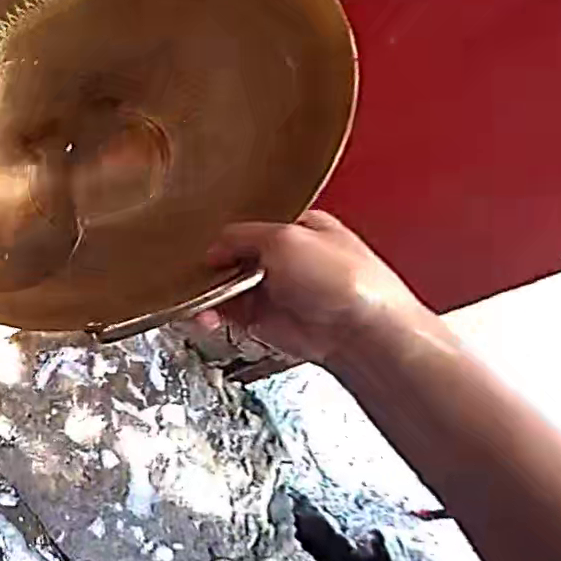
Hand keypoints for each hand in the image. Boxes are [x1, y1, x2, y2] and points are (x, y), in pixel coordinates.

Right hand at [193, 211, 434, 364]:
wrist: (361, 334)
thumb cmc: (343, 281)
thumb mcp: (286, 238)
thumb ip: (242, 236)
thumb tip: (214, 248)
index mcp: (298, 229)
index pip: (248, 226)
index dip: (225, 235)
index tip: (206, 245)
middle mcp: (285, 259)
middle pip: (232, 258)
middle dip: (212, 267)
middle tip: (200, 274)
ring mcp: (274, 291)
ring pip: (225, 287)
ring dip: (208, 294)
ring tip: (199, 301)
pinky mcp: (264, 320)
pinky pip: (227, 315)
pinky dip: (211, 316)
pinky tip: (206, 317)